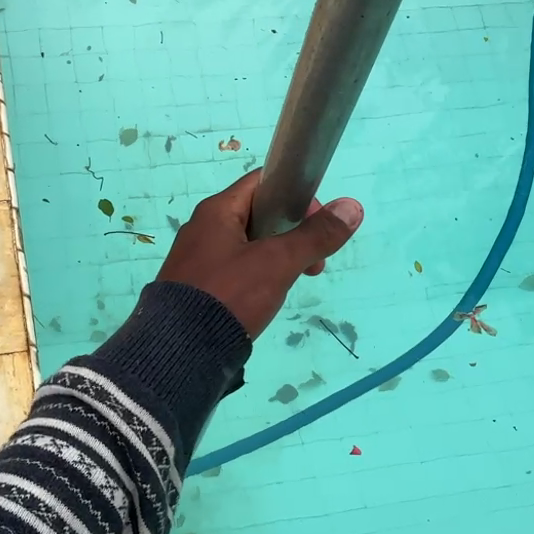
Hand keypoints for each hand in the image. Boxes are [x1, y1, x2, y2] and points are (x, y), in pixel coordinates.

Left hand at [157, 170, 363, 337]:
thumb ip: (314, 236)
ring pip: (247, 247)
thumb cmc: (229, 295)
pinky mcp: (195, 287)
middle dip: (291, 236)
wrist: (180, 349)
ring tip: (290, 285)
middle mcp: (201, 229)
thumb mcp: (277, 263)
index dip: (296, 196)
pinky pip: (233, 271)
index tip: (317, 226)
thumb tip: (352, 207)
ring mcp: (196, 259)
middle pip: (257, 216)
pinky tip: (263, 300)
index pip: (262, 184)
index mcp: (216, 211)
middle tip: (312, 265)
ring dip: (275, 260)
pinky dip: (254, 278)